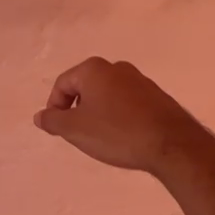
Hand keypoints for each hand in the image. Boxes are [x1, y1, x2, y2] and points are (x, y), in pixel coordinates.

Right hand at [33, 57, 214, 178]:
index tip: (57, 129)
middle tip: (77, 133)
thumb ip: (53, 121)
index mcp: (93, 69)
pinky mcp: (158, 98)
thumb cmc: (117, 132)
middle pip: (86, 87)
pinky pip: (129, 104)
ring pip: (108, 95)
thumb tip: (40, 116)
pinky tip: (124, 137)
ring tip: (102, 137)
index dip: (54, 107)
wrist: (174, 146)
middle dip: (78, 109)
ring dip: (99, 113)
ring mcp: (141, 81)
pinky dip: (120, 117)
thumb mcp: (75, 129)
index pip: (63, 84)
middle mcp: (117, 68)